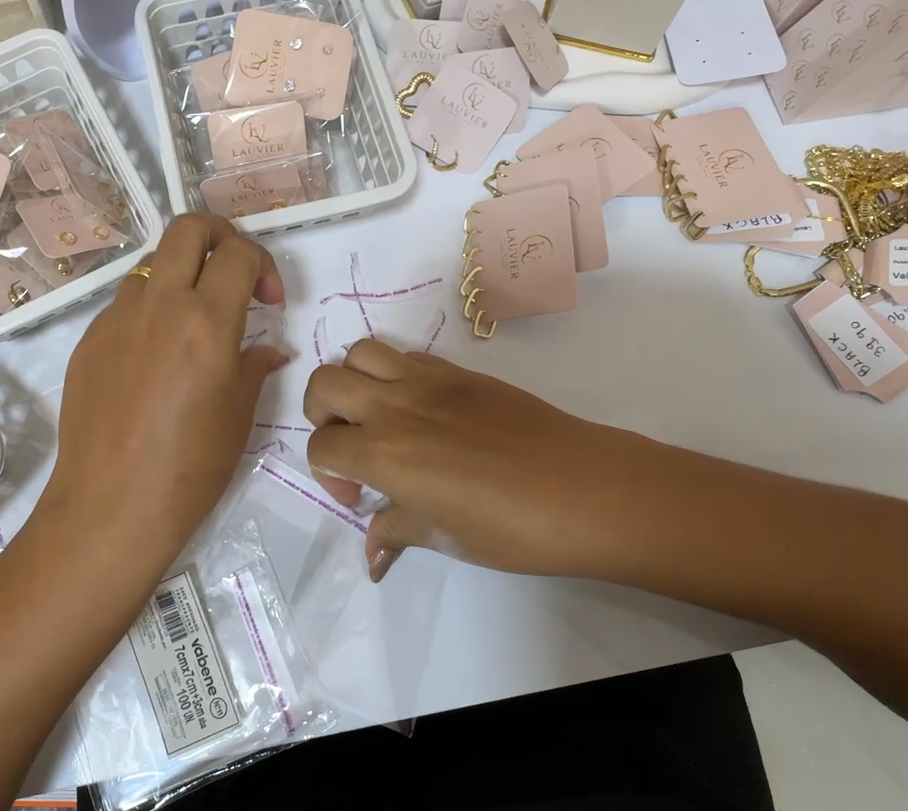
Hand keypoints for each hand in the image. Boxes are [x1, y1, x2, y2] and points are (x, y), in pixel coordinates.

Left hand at [42, 214, 287, 563]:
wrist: (111, 506)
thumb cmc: (190, 468)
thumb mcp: (239, 416)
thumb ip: (254, 366)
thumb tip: (267, 349)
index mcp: (205, 321)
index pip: (239, 253)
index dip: (264, 265)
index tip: (269, 303)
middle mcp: (158, 305)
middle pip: (187, 229)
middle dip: (221, 236)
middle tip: (234, 273)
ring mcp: (115, 319)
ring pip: (152, 265)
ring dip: (181, 275)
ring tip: (193, 322)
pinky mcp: (88, 340)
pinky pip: (124, 305)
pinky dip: (149, 311)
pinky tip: (155, 358)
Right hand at [303, 339, 663, 581]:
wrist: (586, 490)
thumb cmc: (512, 528)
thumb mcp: (446, 539)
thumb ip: (396, 533)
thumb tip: (371, 556)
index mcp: (385, 454)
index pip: (322, 446)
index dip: (327, 475)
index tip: (360, 498)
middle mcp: (395, 406)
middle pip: (325, 384)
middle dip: (321, 415)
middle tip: (350, 446)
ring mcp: (428, 380)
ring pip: (359, 352)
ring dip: (353, 381)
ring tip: (377, 415)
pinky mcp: (459, 370)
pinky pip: (405, 354)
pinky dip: (393, 373)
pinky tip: (419, 408)